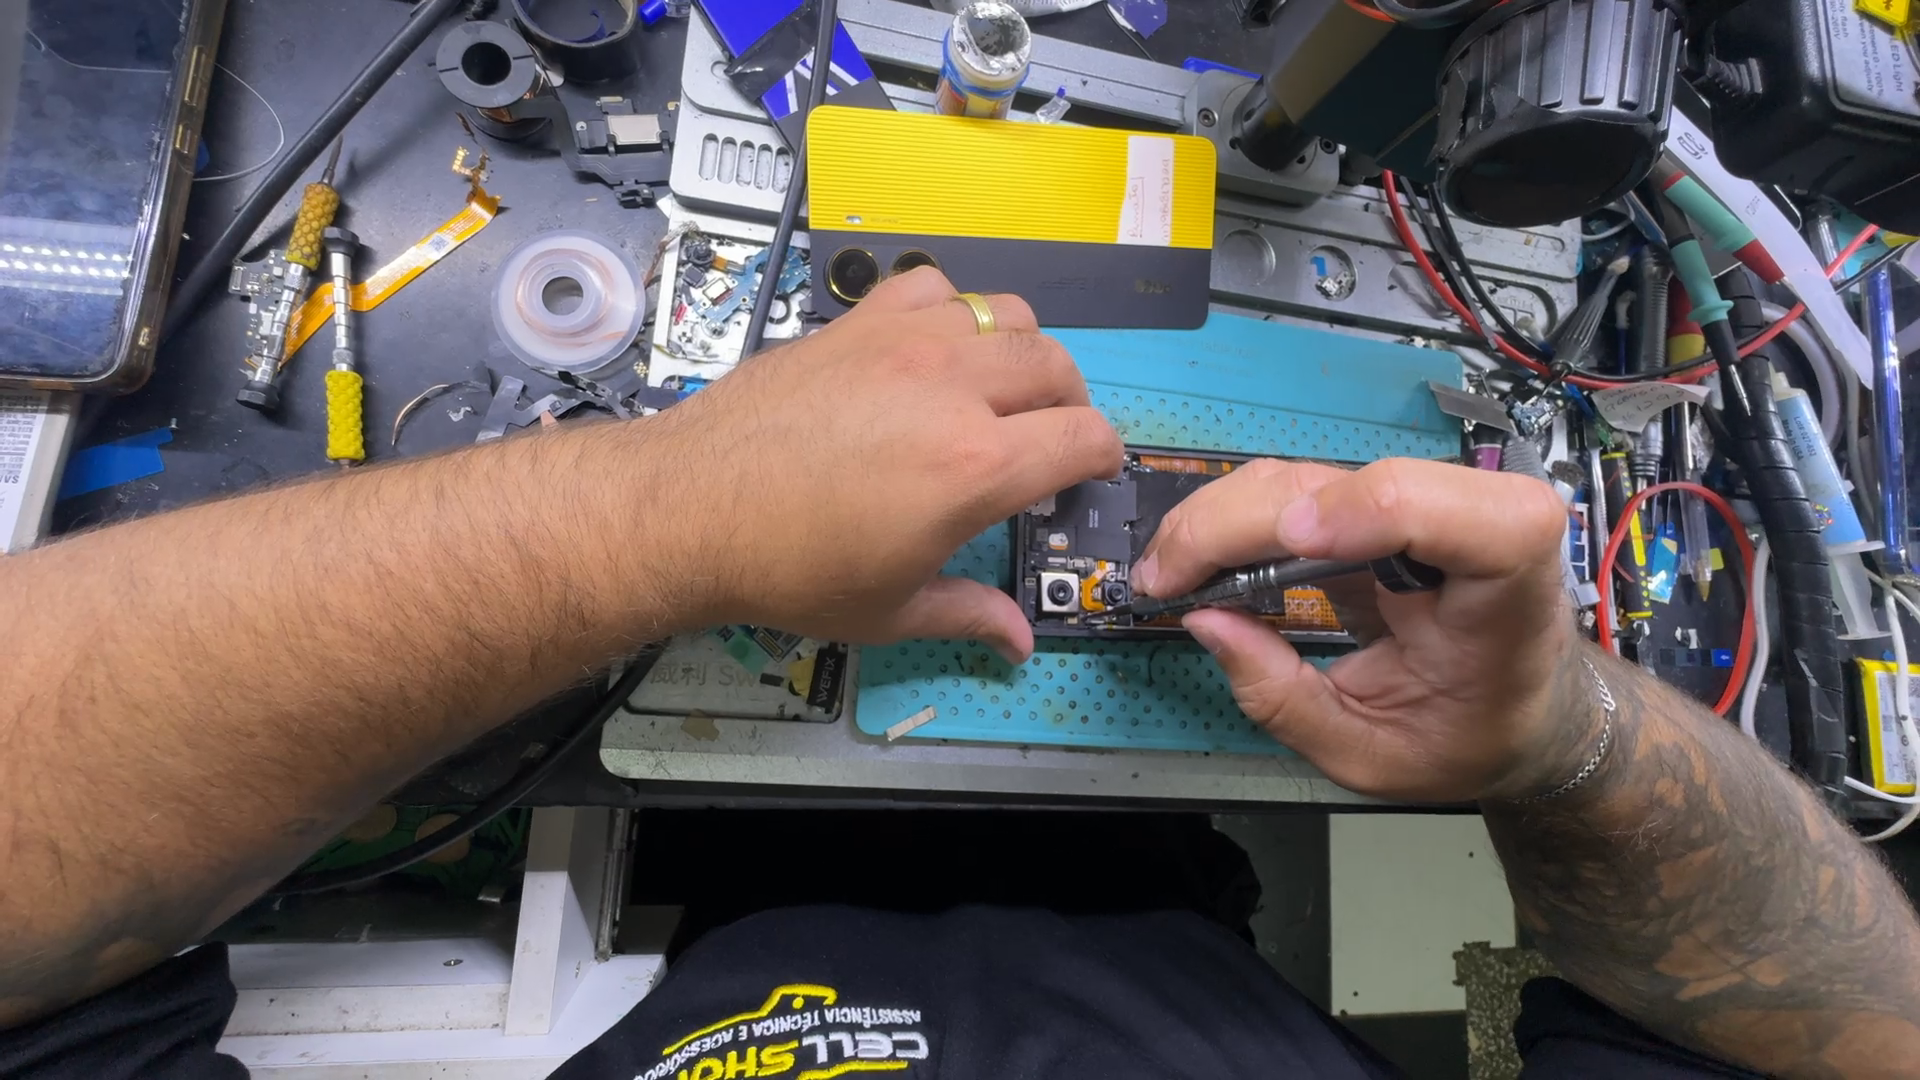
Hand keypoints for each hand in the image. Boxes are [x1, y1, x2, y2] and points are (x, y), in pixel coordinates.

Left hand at [656, 267, 1122, 661]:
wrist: (692, 508)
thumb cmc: (793, 569)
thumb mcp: (892, 610)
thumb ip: (971, 616)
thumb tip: (1021, 645)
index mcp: (977, 465)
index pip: (1085, 437)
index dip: (1102, 457)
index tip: (1089, 473)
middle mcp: (955, 388)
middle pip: (1057, 367)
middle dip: (1071, 405)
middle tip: (1048, 438)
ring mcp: (906, 343)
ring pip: (1007, 315)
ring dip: (1021, 353)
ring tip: (998, 387)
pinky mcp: (860, 322)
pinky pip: (935, 287)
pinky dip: (954, 312)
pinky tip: (933, 348)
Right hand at [1135, 458, 1587, 801]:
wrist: (1514, 704)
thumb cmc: (1462, 735)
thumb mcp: (1368, 755)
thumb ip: (1284, 700)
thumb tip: (1202, 619)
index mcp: (1506, 599)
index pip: (1477, 519)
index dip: (1382, 509)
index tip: (1293, 541)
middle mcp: (1465, 528)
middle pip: (1345, 485)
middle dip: (1239, 522)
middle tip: (1164, 578)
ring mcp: (1410, 505)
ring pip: (1300, 475)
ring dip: (1217, 515)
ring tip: (1167, 570)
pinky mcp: (1363, 506)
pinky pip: (1285, 488)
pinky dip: (1227, 515)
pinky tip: (1193, 552)